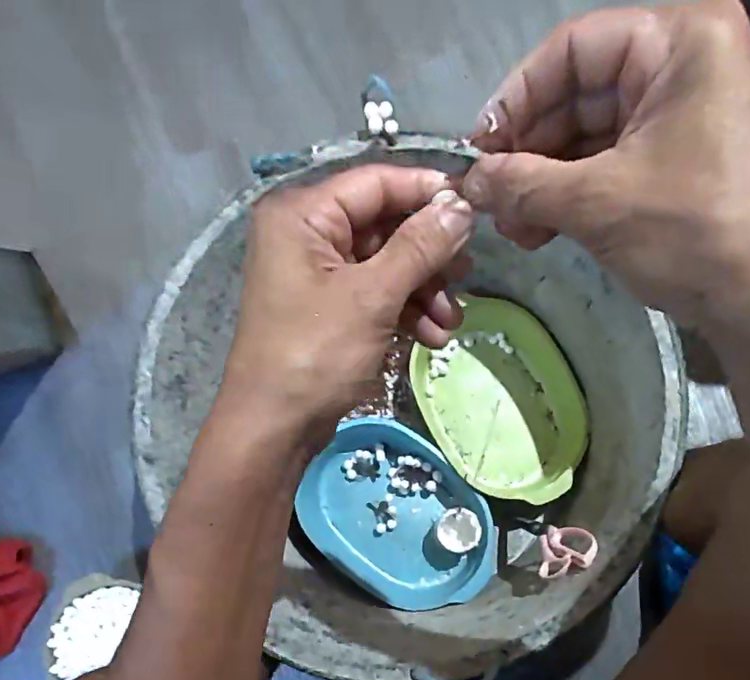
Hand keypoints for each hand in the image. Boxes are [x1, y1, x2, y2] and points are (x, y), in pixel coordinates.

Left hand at [223, 165, 475, 433]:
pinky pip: (374, 298)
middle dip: (429, 257)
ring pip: (385, 268)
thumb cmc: (316, 354)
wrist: (275, 427)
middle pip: (384, 227)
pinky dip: (405, 314)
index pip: (376, 183)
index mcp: (303, 215)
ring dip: (423, 292)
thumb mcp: (372, 296)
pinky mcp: (328, 314)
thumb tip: (462, 208)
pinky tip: (432, 338)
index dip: (427, 192)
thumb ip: (419, 248)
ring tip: (451, 322)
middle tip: (467, 275)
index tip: (474, 208)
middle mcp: (307, 237)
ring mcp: (317, 278)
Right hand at [459, 1, 749, 329]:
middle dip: (527, 153)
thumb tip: (468, 183)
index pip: (572, 51)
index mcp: (678, 41)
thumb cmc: (691, 232)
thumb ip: (524, 185)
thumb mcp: (598, 203)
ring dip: (542, 185)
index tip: (477, 152)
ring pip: (587, 139)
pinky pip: (607, 169)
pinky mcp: (675, 165)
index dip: (516, 99)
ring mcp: (679, 119)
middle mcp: (681, 66)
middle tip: (489, 201)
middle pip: (577, 96)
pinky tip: (538, 233)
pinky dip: (570, 200)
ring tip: (511, 229)